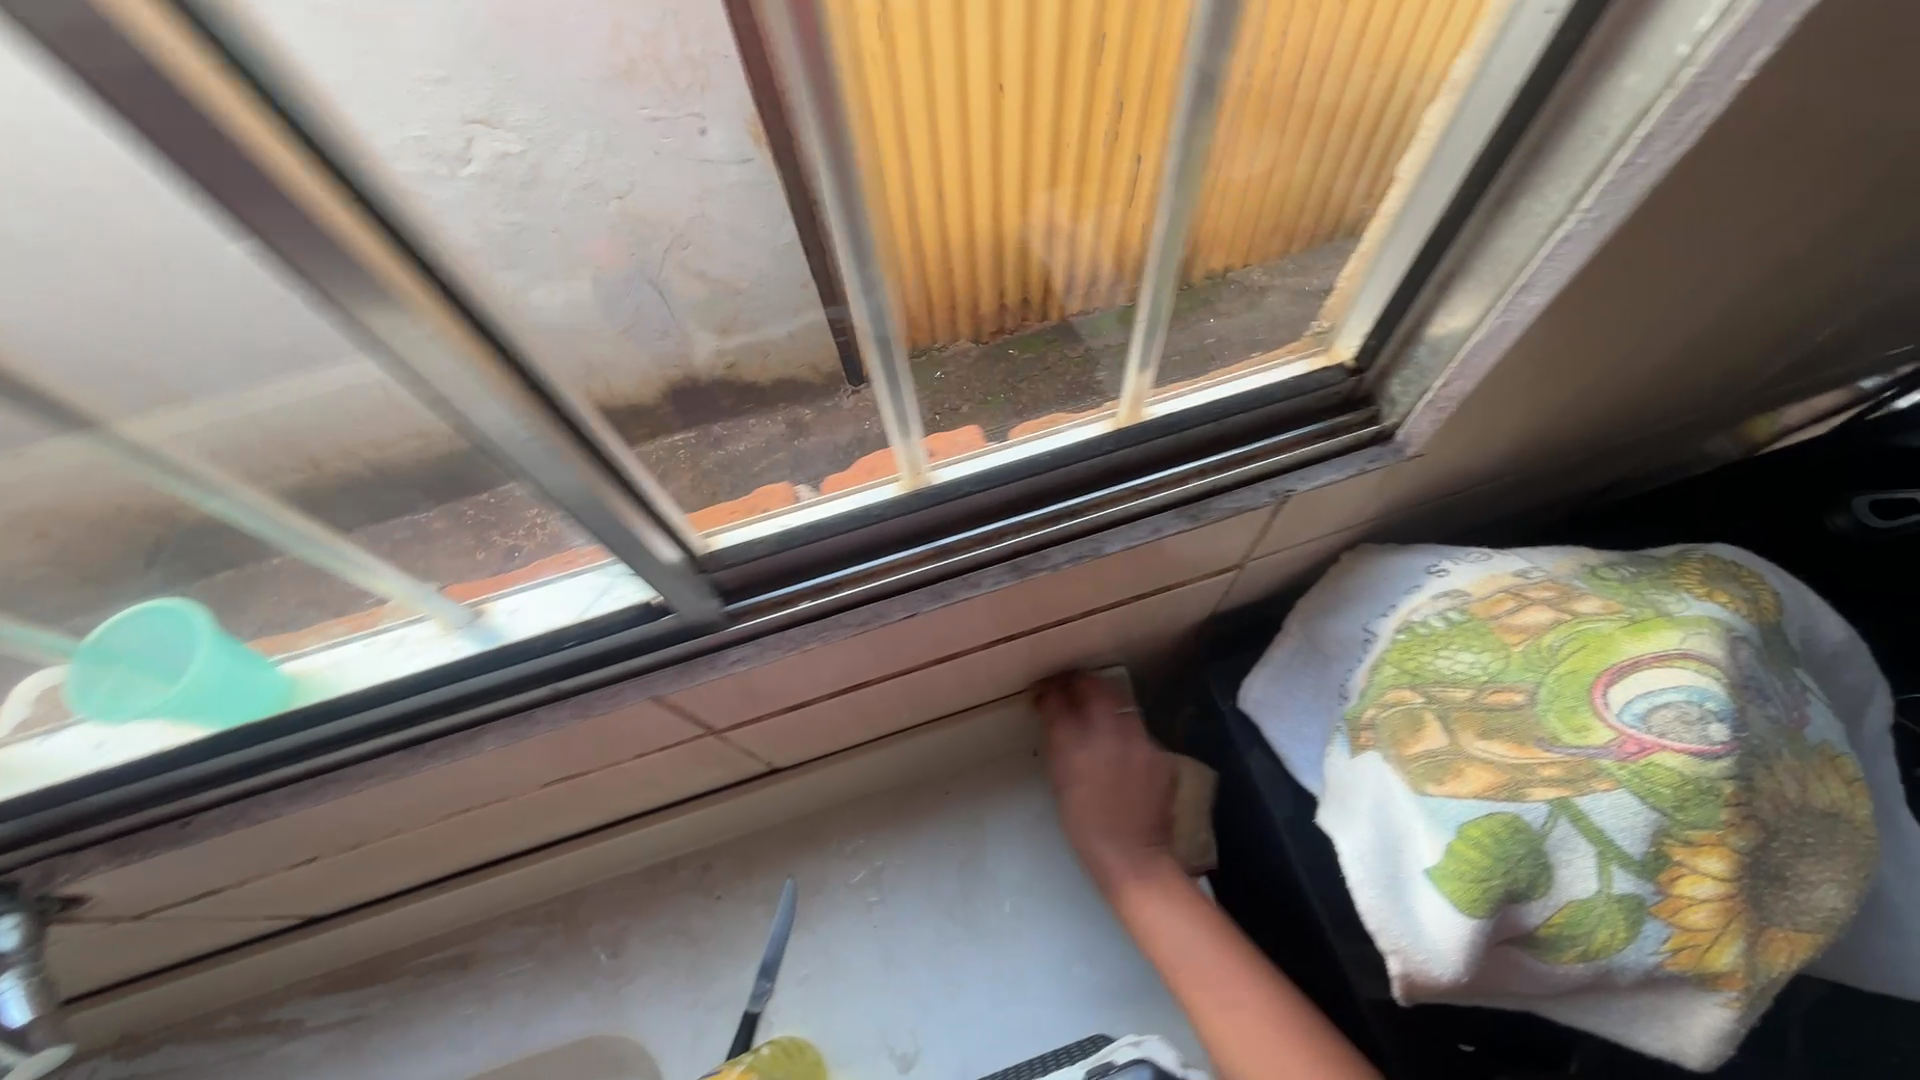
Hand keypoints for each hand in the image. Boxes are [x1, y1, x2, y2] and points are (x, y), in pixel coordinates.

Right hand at [1036, 672, 1177, 892]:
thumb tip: (1054, 716)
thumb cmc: (1085, 826)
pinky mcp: (1160, 752)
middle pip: (1094, 687)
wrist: (1132, 856)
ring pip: (1120, 703)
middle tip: (1068, 687)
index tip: (1044, 691)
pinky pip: (1138, 729)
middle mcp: (1110, 733)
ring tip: (1093, 707)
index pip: (1058, 699)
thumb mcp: (1060, 781)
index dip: (1049, 691)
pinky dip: (1124, 728)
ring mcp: (1140, 740)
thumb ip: (1059, 742)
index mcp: (1076, 744)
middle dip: (1078, 682)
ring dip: (1103, 699)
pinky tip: (1120, 743)